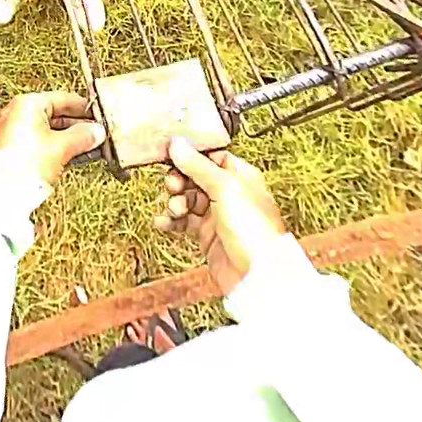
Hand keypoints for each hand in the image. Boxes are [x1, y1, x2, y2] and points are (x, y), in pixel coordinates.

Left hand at [0, 91, 104, 185]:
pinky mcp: (13, 150)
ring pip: (50, 131)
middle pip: (56, 115)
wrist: (2, 193)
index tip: (100, 114)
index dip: (85, 108)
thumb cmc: (26, 163)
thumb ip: (83, 135)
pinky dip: (57, 148)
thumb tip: (97, 131)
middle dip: (79, 125)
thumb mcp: (62, 146)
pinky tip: (74, 156)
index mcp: (28, 104)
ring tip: (90, 146)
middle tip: (98, 133)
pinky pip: (41, 143)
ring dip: (70, 139)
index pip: (64, 99)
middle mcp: (19, 114)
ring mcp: (14, 132)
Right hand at [156, 137, 286, 295]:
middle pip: (195, 176)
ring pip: (188, 199)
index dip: (190, 154)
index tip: (171, 153)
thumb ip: (198, 165)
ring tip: (175, 209)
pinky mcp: (207, 235)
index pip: (210, 155)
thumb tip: (177, 144)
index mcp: (239, 175)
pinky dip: (172, 221)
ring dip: (176, 201)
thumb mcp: (225, 188)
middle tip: (173, 185)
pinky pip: (184, 222)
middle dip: (180, 179)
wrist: (258, 277)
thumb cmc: (255, 231)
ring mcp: (218, 214)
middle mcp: (229, 192)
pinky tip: (163, 222)